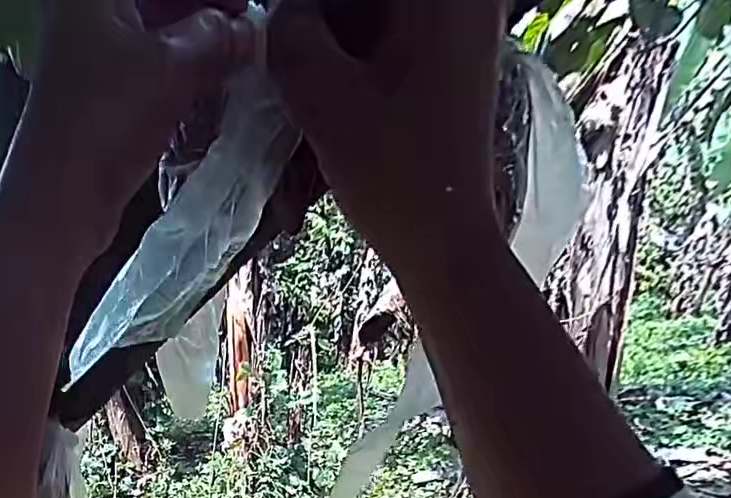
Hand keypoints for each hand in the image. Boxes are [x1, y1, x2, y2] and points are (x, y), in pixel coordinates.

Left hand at [1, 0, 256, 259]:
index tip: (248, 13)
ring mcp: (90, 59)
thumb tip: (249, 32)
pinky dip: (177, 81)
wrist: (58, 205)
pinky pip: (147, 76)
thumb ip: (217, 40)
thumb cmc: (105, 123)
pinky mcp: (98, 103)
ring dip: (196, 51)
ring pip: (156, 37)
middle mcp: (88, 14)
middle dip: (208, 16)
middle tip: (246, 45)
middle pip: (161, 1)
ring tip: (232, 72)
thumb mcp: (172, 71)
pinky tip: (204, 98)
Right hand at [269, 0, 507, 272]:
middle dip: (313, 44)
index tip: (275, 44)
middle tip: (279, 86)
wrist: (443, 240)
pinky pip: (383, 64)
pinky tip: (323, 131)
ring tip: (298, 123)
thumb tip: (274, 17)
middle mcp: (456, 0)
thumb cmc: (392, 173)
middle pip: (359, 9)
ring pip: (368, 37)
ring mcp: (455, 36)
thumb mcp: (328, 106)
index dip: (302, 12)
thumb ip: (292, 44)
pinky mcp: (445, 72)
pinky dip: (348, 92)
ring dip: (324, 74)